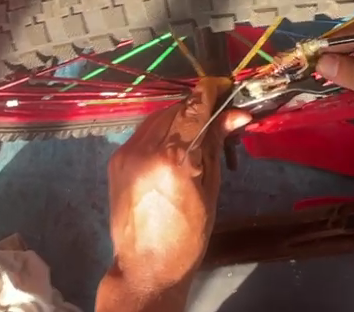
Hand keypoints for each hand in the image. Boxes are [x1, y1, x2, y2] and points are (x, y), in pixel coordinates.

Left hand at [102, 78, 249, 306]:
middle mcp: (147, 148)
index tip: (222, 84)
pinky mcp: (116, 158)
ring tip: (194, 128)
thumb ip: (217, 145)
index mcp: (175, 159)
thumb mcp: (210, 189)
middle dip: (196, 106)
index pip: (195, 108)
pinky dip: (160, 130)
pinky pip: (143, 132)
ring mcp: (128, 152)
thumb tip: (237, 114)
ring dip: (178, 116)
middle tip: (215, 111)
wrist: (146, 268)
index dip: (210, 91)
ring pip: (158, 116)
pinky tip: (172, 142)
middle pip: (177, 109)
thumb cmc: (188, 235)